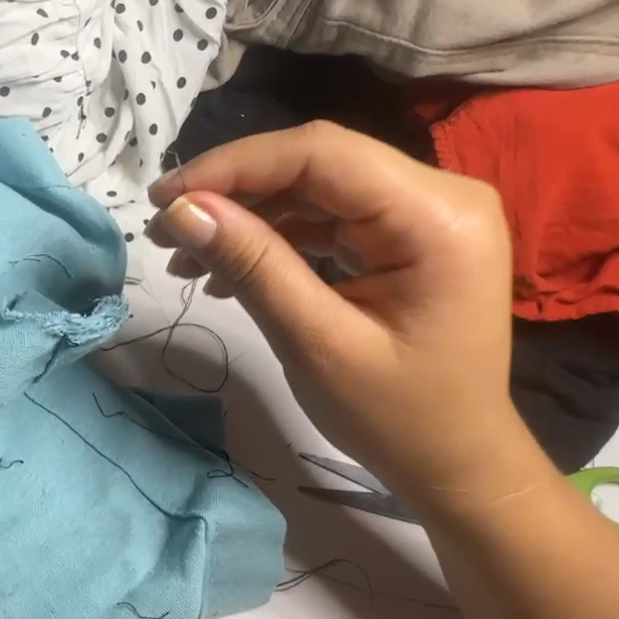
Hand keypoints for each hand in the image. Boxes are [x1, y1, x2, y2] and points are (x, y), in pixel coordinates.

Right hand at [148, 121, 542, 504]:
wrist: (454, 463)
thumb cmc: (395, 416)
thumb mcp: (315, 343)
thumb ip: (253, 267)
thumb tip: (181, 212)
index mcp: (436, 216)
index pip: (320, 155)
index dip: (233, 166)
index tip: (163, 200)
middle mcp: (439, 196)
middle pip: (316, 164)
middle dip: (233, 191)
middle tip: (164, 229)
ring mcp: (423, 214)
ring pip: (314, 188)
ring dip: (245, 216)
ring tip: (185, 256)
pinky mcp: (404, 237)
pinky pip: (325, 218)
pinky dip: (271, 238)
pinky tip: (226, 271)